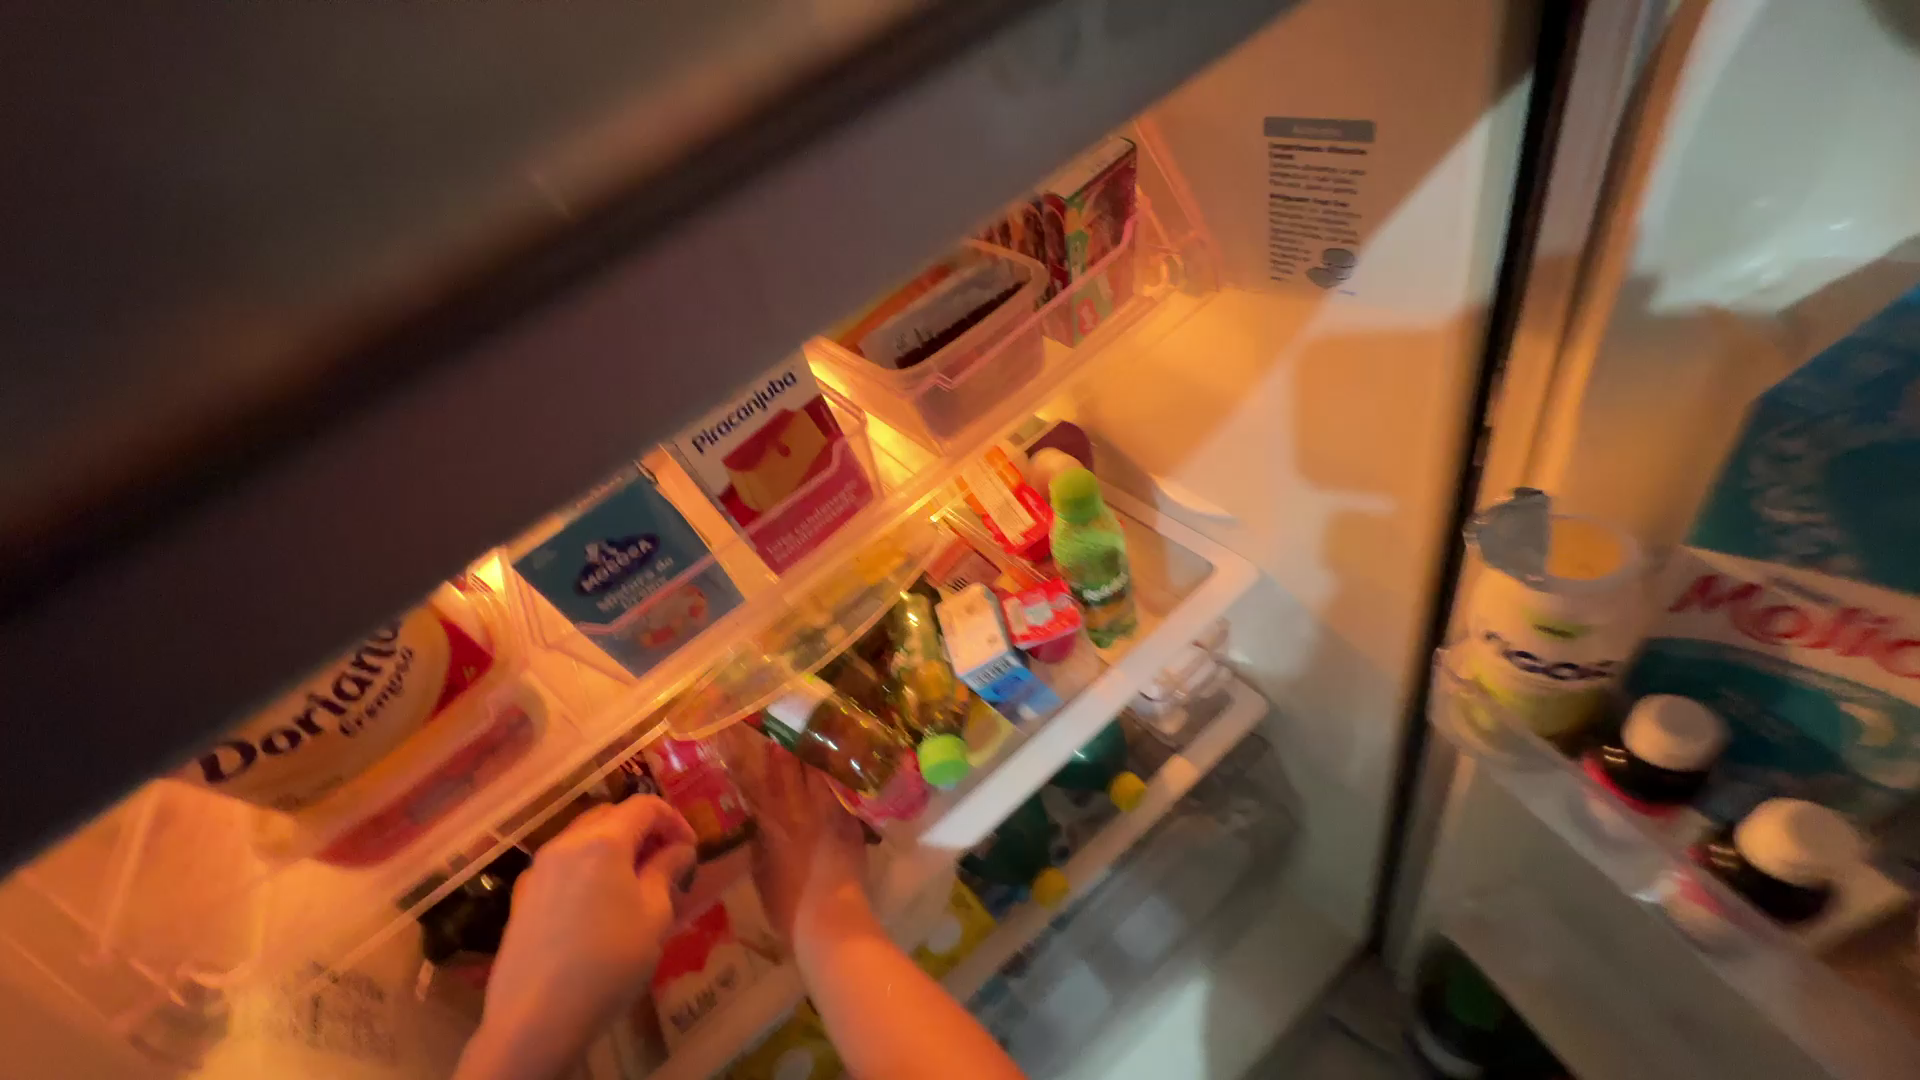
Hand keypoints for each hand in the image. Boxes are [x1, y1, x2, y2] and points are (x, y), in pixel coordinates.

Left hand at [458, 797, 695, 1079]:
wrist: (534, 1023)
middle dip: (643, 829)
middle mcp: (566, 844)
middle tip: (665, 860)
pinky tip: (597, 904)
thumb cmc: (607, 963)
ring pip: (584, 837)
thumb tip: (678, 849)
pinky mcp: (522, 898)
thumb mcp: (654, 915)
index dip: (674, 820)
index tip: (690, 849)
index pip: (645, 805)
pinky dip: (587, 867)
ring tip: (634, 882)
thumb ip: (666, 871)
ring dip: (614, 846)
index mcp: (604, 841)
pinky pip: (563, 864)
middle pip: (611, 815)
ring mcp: (539, 871)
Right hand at [723, 732, 872, 950]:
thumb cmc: (786, 904)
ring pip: (821, 771)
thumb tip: (760, 818)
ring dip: (817, 753)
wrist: (829, 918)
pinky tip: (840, 763)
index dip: (762, 754)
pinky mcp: (851, 820)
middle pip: (795, 766)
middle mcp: (801, 807)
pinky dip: (838, 775)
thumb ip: (760, 839)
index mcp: (774, 819)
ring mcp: (830, 810)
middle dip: (791, 744)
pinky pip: (844, 788)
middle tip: (789, 725)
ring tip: (816, 734)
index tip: (760, 734)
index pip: (765, 777)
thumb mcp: (760, 870)